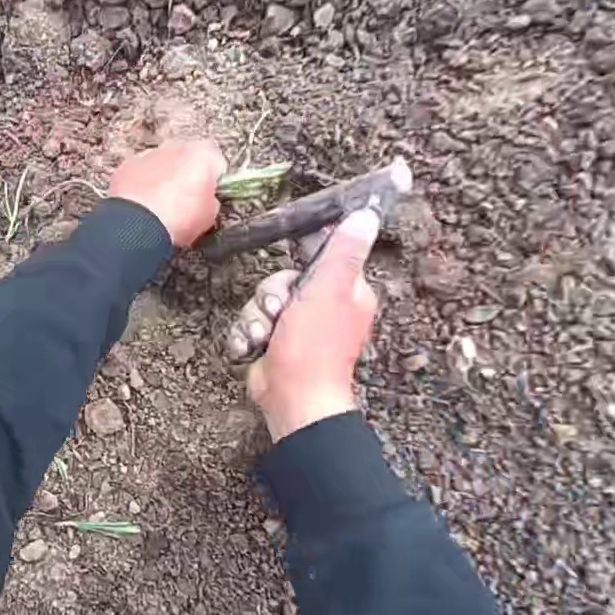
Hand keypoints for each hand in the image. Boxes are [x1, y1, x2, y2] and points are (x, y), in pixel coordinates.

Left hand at [108, 139, 225, 247]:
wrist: (138, 224)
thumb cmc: (179, 218)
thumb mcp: (209, 216)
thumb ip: (211, 200)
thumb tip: (205, 200)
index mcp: (203, 153)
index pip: (217, 164)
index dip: (214, 183)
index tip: (209, 198)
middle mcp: (176, 146)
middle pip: (188, 159)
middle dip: (187, 176)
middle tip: (185, 203)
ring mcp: (149, 154)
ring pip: (162, 164)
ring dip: (163, 179)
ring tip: (161, 207)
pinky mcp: (126, 165)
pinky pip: (140, 174)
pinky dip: (142, 185)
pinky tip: (143, 206)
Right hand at [246, 209, 379, 440]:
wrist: (291, 399)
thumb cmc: (313, 348)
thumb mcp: (328, 291)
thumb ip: (343, 252)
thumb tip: (366, 215)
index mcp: (346, 291)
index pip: (326, 251)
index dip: (307, 245)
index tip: (291, 244)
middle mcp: (323, 305)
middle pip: (283, 276)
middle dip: (271, 294)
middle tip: (276, 310)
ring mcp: (297, 326)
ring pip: (263, 300)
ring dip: (256, 317)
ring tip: (262, 335)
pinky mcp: (275, 342)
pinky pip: (252, 323)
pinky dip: (248, 334)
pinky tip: (252, 347)